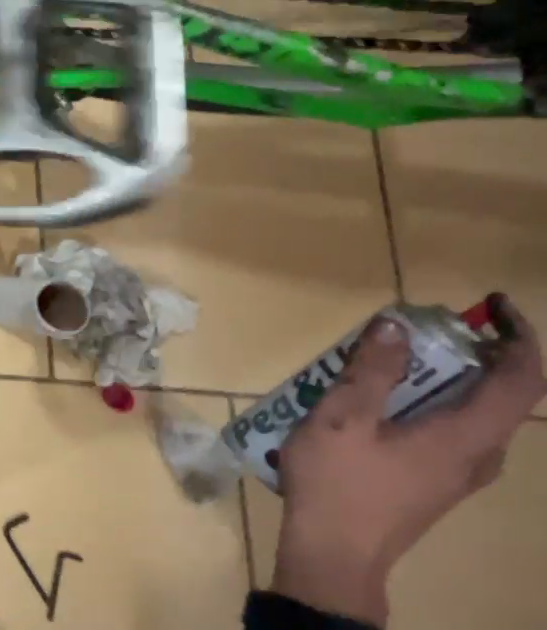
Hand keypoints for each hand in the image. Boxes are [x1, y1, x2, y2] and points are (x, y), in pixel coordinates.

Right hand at [272, 295, 545, 624]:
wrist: (335, 549)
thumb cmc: (340, 481)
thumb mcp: (343, 418)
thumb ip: (371, 373)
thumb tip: (395, 327)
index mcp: (466, 438)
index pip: (521, 382)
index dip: (519, 340)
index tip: (494, 306)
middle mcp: (480, 455)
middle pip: (497, 396)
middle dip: (467, 354)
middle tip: (415, 327)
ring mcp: (460, 472)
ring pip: (470, 413)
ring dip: (441, 378)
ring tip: (384, 358)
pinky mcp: (436, 481)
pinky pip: (448, 429)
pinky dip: (427, 401)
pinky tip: (375, 401)